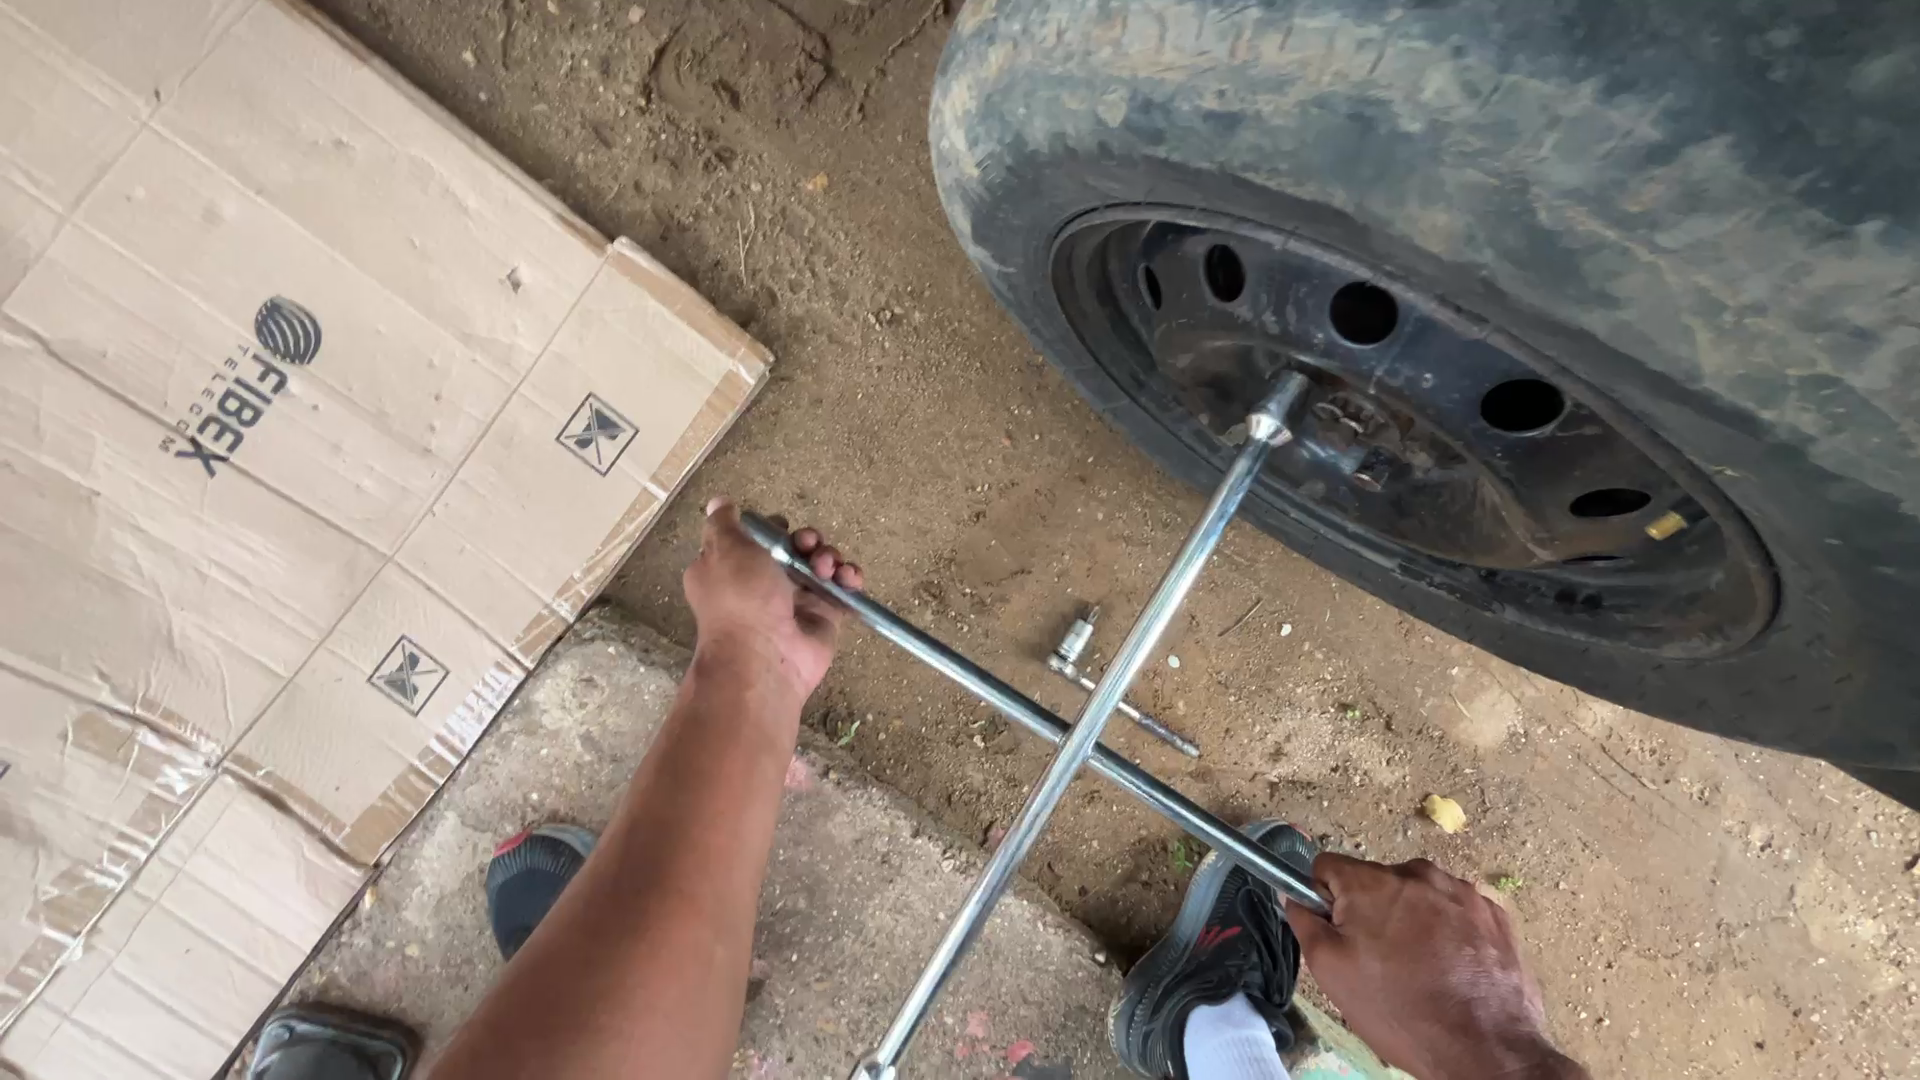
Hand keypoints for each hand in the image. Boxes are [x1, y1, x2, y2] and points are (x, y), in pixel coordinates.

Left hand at [682, 497, 862, 700]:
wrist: (765, 655)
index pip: (758, 539)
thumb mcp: (724, 548)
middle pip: (794, 548)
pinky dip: (849, 579)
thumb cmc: (741, 597)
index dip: (773, 529)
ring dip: (830, 557)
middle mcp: (762, 584)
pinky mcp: (824, 615)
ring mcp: (795, 601)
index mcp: (732, 568)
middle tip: (809, 546)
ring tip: (828, 568)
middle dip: (807, 540)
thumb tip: (719, 502)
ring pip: (821, 565)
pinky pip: (842, 590)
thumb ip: (724, 523)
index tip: (781, 527)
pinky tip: (849, 578)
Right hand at [1283, 855, 1588, 1079]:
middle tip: (1381, 958)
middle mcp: (1415, 872)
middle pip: (1374, 880)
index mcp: (1370, 880)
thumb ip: (1303, 920)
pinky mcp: (1495, 915)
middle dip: (1372, 910)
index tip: (1341, 933)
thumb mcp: (1330, 970)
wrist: (1488, 1055)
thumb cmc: (1399, 1009)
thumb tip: (1293, 893)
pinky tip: (1453, 965)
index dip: (1326, 899)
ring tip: (1422, 966)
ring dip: (1411, 917)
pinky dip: (1448, 928)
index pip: (1328, 867)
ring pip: (1416, 893)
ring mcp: (1461, 891)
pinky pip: (1454, 908)